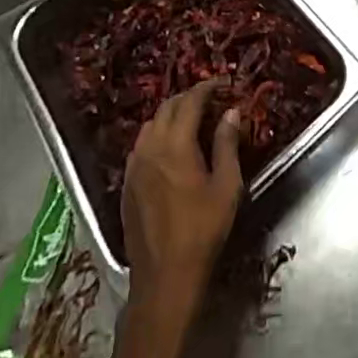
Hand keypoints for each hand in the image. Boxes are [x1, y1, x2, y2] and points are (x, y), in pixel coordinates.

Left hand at [115, 82, 242, 357]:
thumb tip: (231, 112)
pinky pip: (141, 144)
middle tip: (210, 98)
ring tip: (191, 120)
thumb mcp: (226, 187)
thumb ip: (227, 144)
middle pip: (167, 107)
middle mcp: (150, 146)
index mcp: (175, 143)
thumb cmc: (202, 230)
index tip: (222, 81)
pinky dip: (157, 134)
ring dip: (171, 114)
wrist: (164, 275)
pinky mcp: (126, 181)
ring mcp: (134, 163)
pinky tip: (170, 148)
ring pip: (151, 124)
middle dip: (189, 97)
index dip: (207, 87)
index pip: (190, 101)